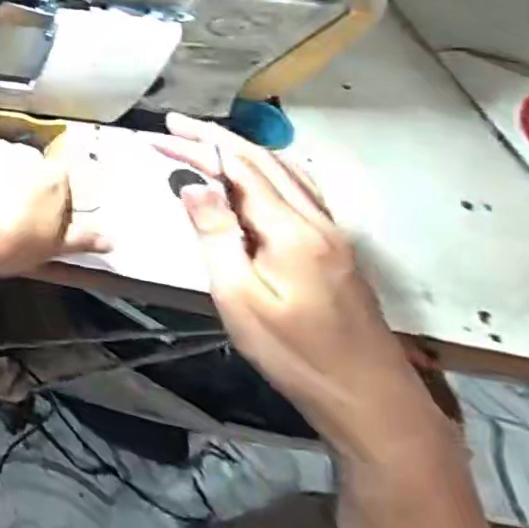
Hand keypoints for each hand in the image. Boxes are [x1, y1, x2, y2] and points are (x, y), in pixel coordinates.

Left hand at [0, 139, 106, 292]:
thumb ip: (81, 239)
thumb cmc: (10, 241)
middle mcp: (27, 154)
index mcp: (55, 178)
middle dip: (23, 185)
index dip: (52, 199)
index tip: (40, 217)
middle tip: (9, 213)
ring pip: (1, 161)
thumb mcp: (51, 248)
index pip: (63, 181)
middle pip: (31, 168)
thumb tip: (108, 240)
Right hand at [152, 114, 439, 455]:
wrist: (372, 403)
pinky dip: (268, 168)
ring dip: (243, 149)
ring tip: (206, 139)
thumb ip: (216, 236)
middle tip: (173, 124)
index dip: (195, 148)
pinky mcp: (337, 248)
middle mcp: (318, 221)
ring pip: (286, 171)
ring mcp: (333, 234)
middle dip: (215, 138)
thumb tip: (194, 185)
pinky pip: (300, 189)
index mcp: (293, 232)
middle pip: (264, 162)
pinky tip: (258, 173)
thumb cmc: (295, 354)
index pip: (238, 171)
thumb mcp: (239, 298)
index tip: (156, 136)